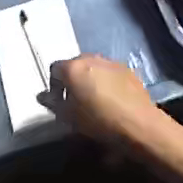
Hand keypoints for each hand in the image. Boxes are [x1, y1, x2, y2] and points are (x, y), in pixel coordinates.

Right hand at [43, 54, 167, 149]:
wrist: (138, 123)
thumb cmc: (98, 120)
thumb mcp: (69, 117)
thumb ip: (53, 104)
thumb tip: (43, 96)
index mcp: (73, 67)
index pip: (55, 69)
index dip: (54, 85)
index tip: (59, 102)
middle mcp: (91, 58)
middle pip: (75, 66)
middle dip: (73, 81)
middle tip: (76, 101)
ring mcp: (111, 62)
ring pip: (94, 68)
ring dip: (91, 80)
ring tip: (95, 100)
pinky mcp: (128, 70)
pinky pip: (110, 73)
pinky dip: (107, 82)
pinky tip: (112, 99)